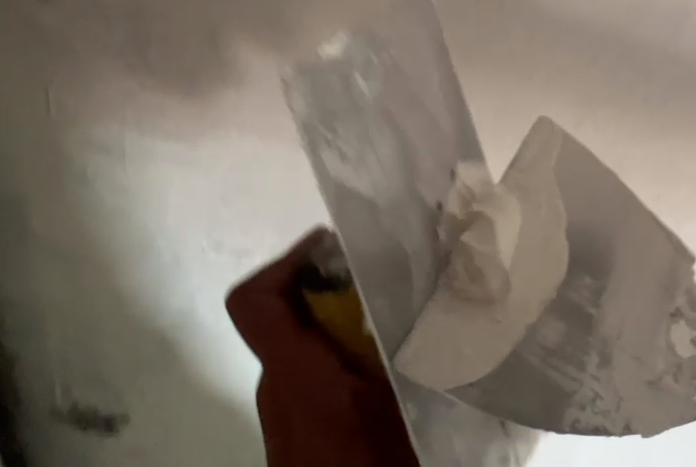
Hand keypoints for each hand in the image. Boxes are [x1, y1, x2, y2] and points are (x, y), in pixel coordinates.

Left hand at [227, 228, 416, 466]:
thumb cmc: (371, 465)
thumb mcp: (406, 410)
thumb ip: (415, 351)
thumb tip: (442, 296)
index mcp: (297, 375)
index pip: (253, 302)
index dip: (287, 262)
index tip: (339, 250)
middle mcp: (279, 388)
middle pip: (290, 313)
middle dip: (340, 287)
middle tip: (399, 278)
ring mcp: (288, 414)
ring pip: (308, 345)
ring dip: (350, 324)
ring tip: (409, 321)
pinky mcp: (302, 435)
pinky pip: (317, 375)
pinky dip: (350, 359)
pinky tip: (399, 371)